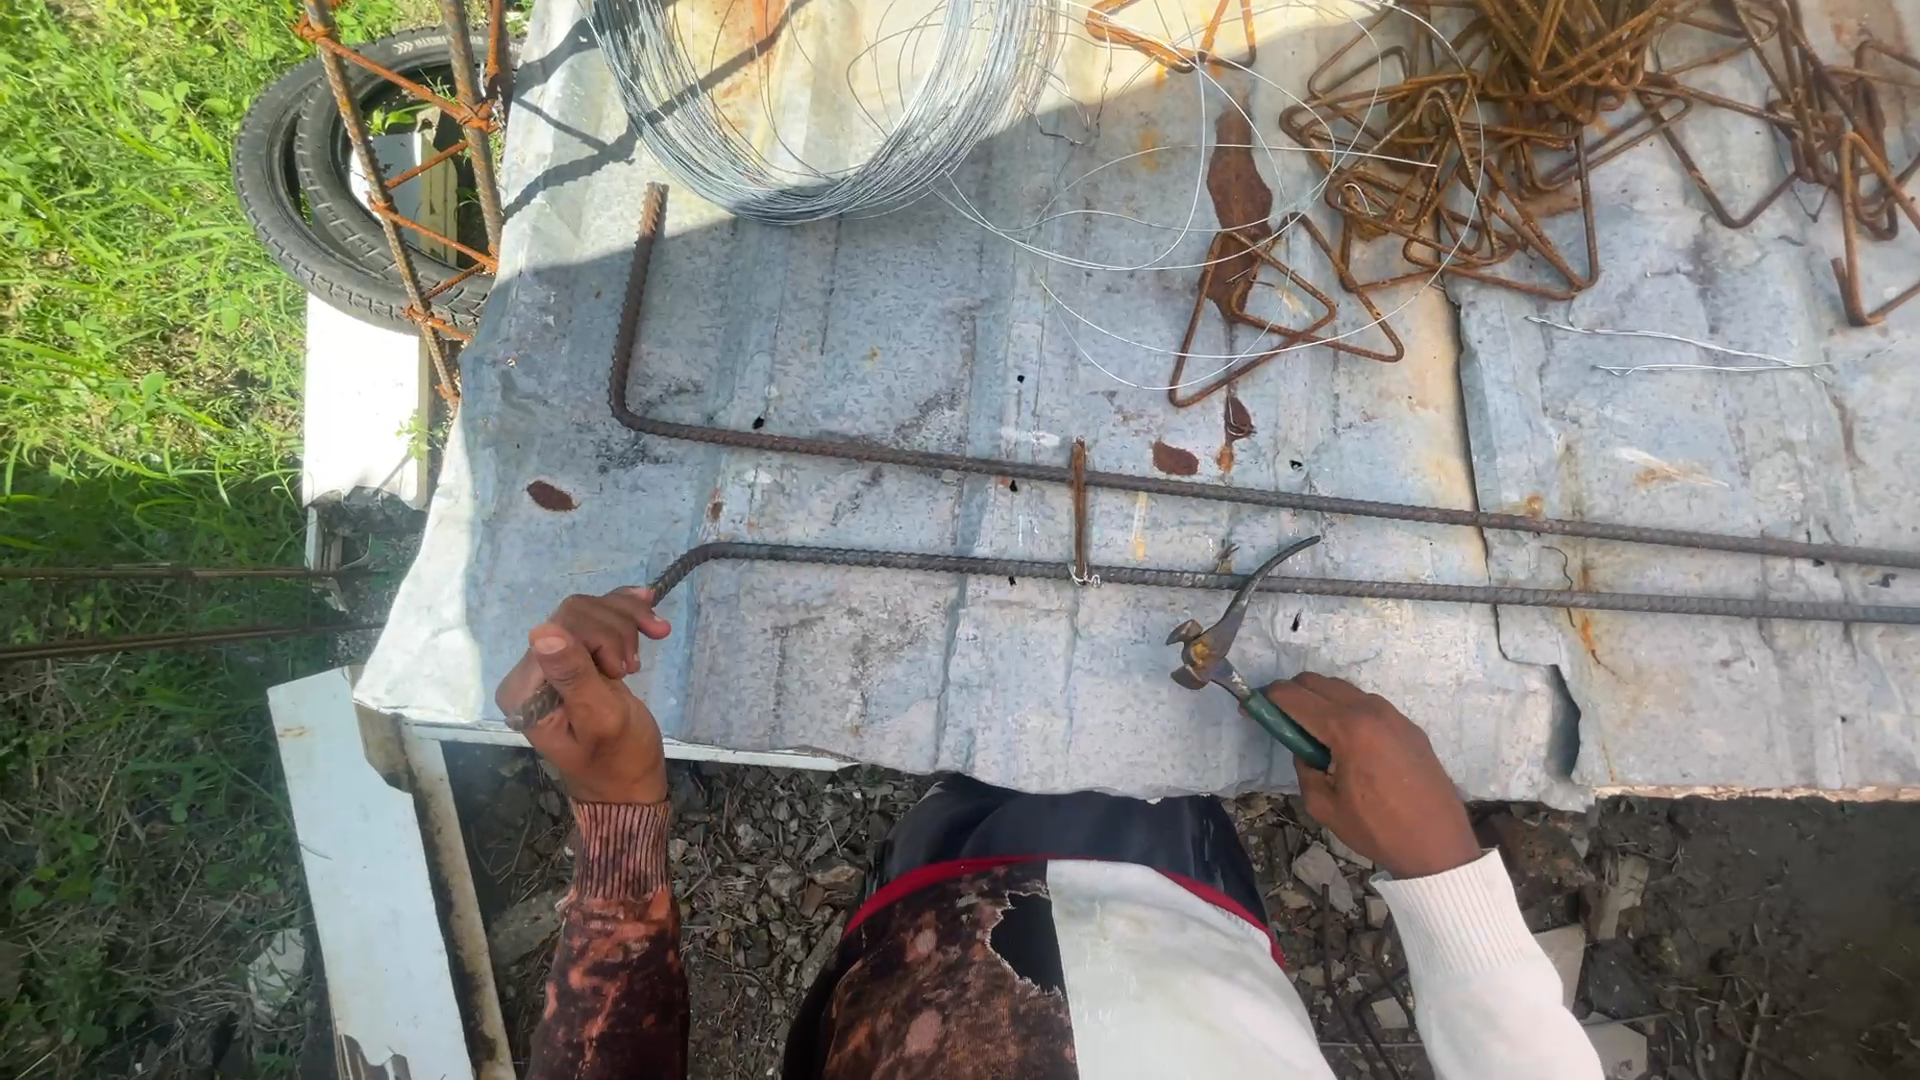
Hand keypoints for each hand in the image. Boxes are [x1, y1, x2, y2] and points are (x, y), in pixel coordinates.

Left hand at [494, 588, 672, 804]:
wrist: (631, 783)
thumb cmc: (619, 758)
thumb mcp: (601, 718)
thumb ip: (574, 674)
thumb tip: (542, 630)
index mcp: (526, 687)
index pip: (563, 625)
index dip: (604, 637)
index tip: (626, 670)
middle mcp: (531, 670)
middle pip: (577, 613)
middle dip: (618, 629)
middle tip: (635, 666)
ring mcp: (554, 664)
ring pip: (592, 611)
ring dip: (628, 622)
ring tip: (650, 644)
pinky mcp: (577, 660)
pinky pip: (599, 620)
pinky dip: (627, 615)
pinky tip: (649, 613)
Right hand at [1264, 673, 1479, 879]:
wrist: (1441, 849)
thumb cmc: (1378, 830)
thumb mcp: (1322, 804)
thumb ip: (1303, 766)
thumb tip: (1305, 749)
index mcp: (1346, 729)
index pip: (1292, 696)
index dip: (1265, 699)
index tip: (1250, 709)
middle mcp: (1370, 710)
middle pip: (1315, 682)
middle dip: (1290, 694)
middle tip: (1280, 721)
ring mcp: (1393, 715)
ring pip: (1342, 689)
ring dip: (1319, 701)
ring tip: (1316, 734)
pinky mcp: (1409, 726)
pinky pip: (1367, 704)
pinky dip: (1346, 710)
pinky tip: (1348, 742)